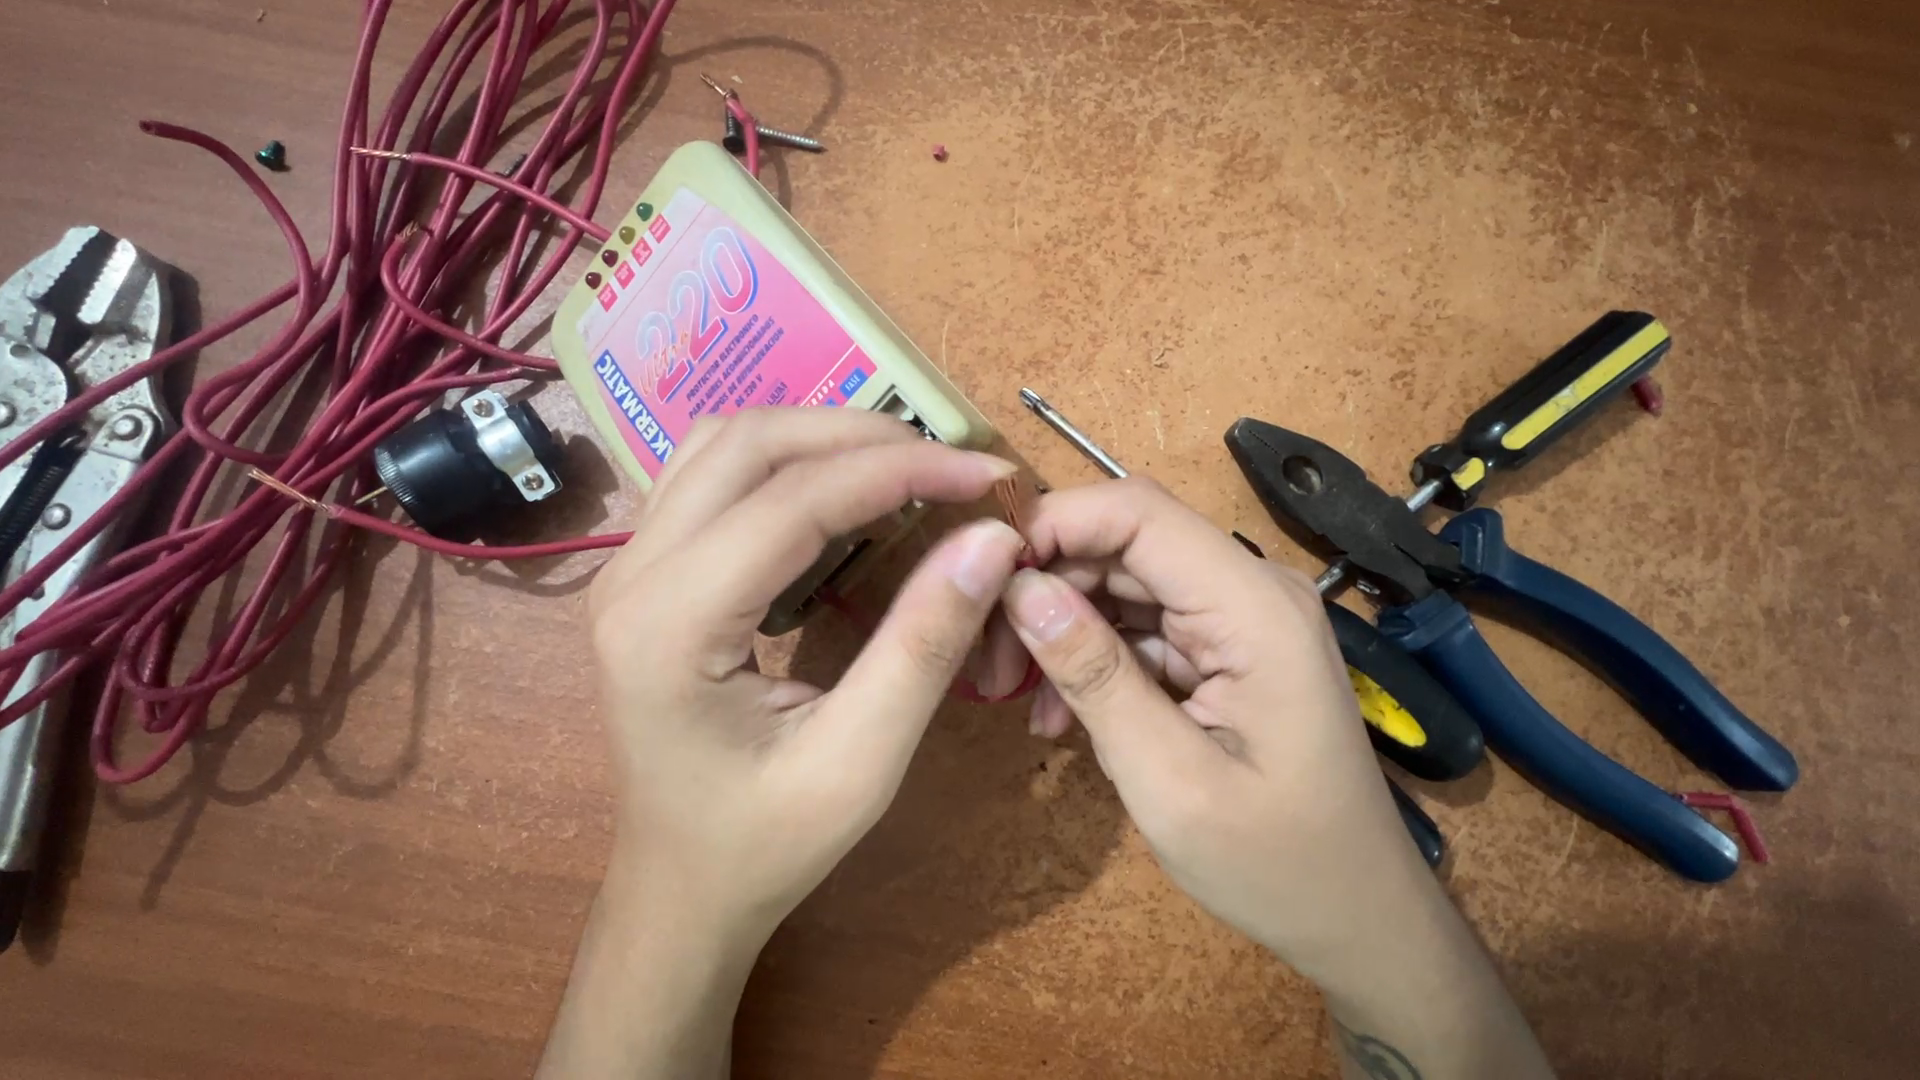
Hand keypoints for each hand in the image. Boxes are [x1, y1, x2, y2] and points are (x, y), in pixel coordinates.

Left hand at [587, 407, 1024, 944]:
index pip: (794, 501)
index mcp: (672, 626)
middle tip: (949, 463)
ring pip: (724, 444)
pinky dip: (787, 462)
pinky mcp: (646, 572)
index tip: (986, 475)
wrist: (681, 888)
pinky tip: (841, 492)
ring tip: (904, 466)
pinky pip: (714, 476)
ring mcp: (628, 567)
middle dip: (860, 435)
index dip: (900, 471)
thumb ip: (924, 646)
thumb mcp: (861, 761)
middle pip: (748, 444)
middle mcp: (631, 575)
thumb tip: (990, 540)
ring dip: (820, 436)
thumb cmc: (766, 843)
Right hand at [999, 478, 1437, 982]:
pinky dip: (1088, 656)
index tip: (984, 580)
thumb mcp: (1169, 781)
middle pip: (1121, 544)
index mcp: (1253, 608)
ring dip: (1059, 625)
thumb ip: (1094, 676)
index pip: (1138, 513)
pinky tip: (1058, 712)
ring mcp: (1234, 617)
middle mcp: (1247, 590)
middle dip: (1044, 585)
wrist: (1353, 912)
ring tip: (1013, 693)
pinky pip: (1136, 624)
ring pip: (1119, 582)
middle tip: (988, 658)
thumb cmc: (1275, 864)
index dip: (1053, 524)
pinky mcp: (1220, 646)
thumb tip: (1020, 591)